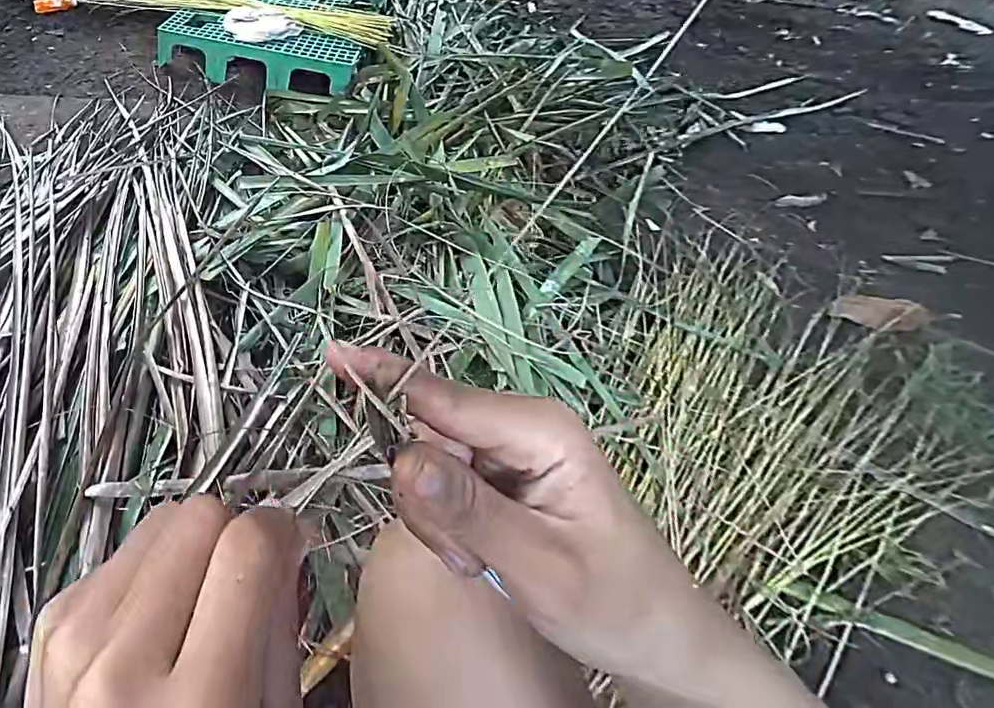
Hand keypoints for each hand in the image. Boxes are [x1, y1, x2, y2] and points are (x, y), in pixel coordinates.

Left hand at [27, 496, 304, 707]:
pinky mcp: (53, 624)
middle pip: (198, 518)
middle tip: (247, 576)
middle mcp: (120, 664)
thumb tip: (280, 548)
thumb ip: (278, 636)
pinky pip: (123, 555)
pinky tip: (159, 621)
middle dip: (234, 535)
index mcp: (192, 707)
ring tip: (201, 605)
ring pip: (159, 523)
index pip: (246, 549)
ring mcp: (76, 639)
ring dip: (191, 549)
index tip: (288, 542)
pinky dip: (152, 571)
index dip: (279, 533)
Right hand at [326, 342, 819, 707]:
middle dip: (424, 493)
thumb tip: (404, 459)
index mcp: (538, 428)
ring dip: (434, 515)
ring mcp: (504, 445)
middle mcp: (515, 424)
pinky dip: (442, 520)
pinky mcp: (494, 469)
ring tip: (477, 561)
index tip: (332, 355)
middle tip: (461, 557)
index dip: (382, 376)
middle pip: (426, 432)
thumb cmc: (617, 603)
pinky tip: (475, 554)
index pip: (442, 396)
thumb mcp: (542, 567)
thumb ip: (470, 511)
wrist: (661, 639)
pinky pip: (439, 479)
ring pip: (426, 459)